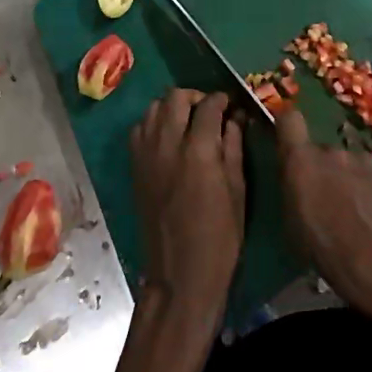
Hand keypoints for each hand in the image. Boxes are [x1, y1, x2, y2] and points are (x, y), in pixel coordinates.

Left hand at [128, 89, 245, 307]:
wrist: (180, 273)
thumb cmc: (219, 238)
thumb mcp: (237, 192)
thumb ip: (233, 148)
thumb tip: (235, 119)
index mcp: (198, 150)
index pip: (208, 106)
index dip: (221, 99)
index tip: (230, 104)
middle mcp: (167, 143)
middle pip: (175, 97)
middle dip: (195, 97)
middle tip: (209, 110)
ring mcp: (146, 153)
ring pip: (154, 108)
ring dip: (172, 107)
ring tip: (188, 121)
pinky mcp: (134, 165)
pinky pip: (140, 128)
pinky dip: (154, 123)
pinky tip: (168, 138)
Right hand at [274, 110, 371, 371]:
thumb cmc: (340, 260)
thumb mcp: (298, 233)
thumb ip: (294, 193)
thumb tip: (297, 182)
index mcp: (303, 164)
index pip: (288, 121)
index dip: (287, 129)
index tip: (289, 147)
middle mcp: (333, 153)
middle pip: (320, 151)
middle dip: (322, 172)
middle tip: (329, 204)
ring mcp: (365, 161)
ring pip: (347, 165)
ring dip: (348, 182)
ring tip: (359, 218)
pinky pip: (371, 176)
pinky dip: (371, 191)